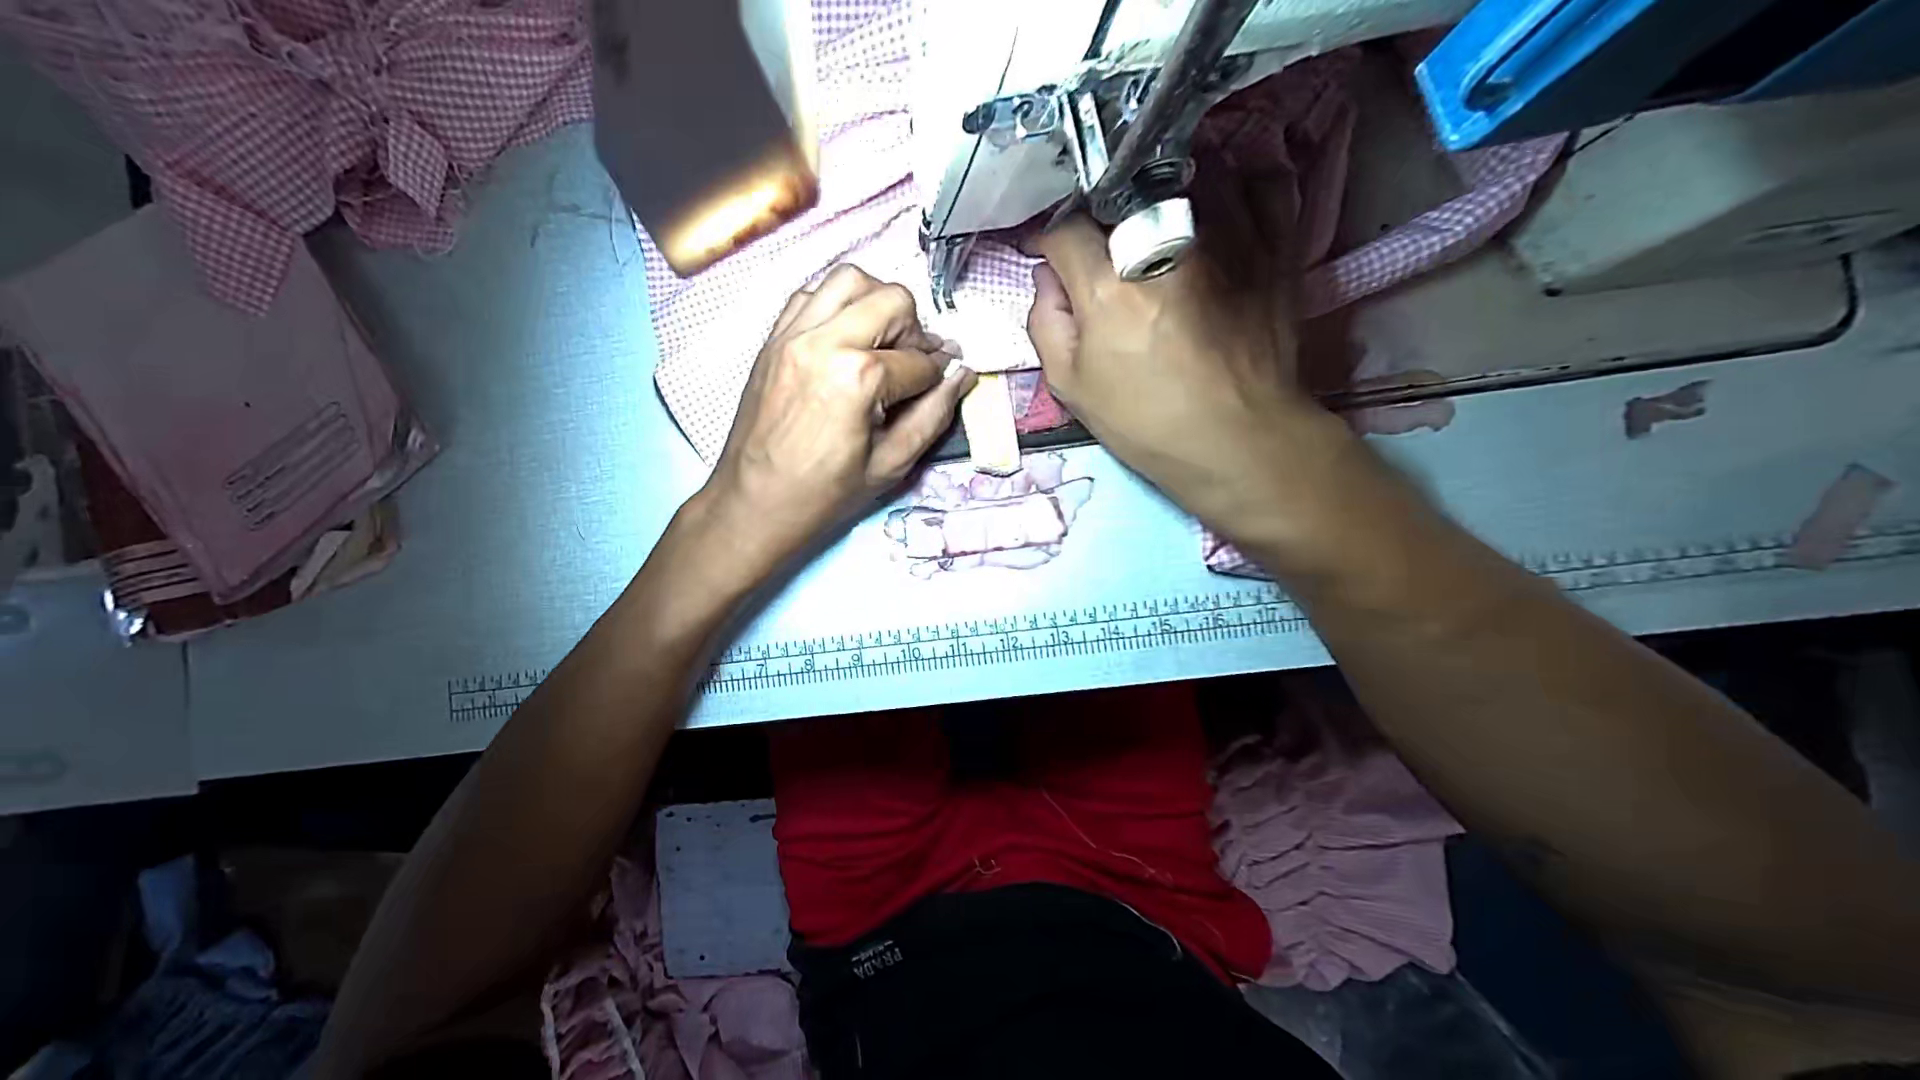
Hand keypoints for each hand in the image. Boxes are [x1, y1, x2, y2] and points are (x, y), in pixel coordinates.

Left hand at [693, 265, 976, 575]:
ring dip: (876, 304)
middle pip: (892, 300)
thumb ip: (934, 415)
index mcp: (857, 378)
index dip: (938, 376)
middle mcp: (824, 342)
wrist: (754, 503)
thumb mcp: (892, 464)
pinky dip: (837, 305)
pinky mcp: (773, 338)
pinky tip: (845, 339)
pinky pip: (811, 293)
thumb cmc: (824, 494)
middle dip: (913, 330)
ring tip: (881, 343)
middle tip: (911, 364)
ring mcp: (793, 334)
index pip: (919, 360)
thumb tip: (962, 375)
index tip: (939, 387)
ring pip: (850, 280)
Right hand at [1027, 200, 1351, 544]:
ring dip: (1169, 182)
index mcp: (1110, 285)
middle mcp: (1169, 243)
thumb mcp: (1071, 386)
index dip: (1050, 240)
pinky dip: (1243, 182)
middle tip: (1103, 239)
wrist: (1239, 442)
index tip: (1052, 256)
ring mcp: (1231, 236)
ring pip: (1194, 166)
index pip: (1065, 228)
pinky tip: (1223, 204)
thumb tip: (1049, 276)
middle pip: (1124, 186)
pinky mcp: (1276, 244)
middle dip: (1102, 207)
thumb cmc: (1147, 422)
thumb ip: (1046, 322)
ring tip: (1161, 212)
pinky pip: (1265, 181)